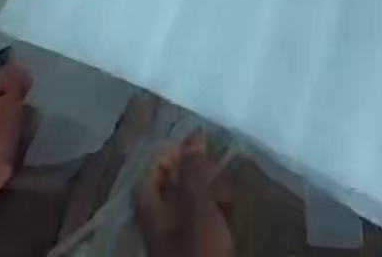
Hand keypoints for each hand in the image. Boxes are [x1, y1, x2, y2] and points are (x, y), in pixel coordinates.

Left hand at [135, 134, 234, 256]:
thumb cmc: (200, 252)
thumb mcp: (198, 208)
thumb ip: (194, 171)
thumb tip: (194, 136)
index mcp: (153, 209)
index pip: (153, 169)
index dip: (173, 150)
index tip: (200, 137)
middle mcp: (159, 221)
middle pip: (170, 183)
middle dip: (194, 165)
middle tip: (217, 157)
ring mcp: (174, 236)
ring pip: (185, 198)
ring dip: (206, 184)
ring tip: (227, 180)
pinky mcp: (191, 247)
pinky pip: (198, 216)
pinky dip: (212, 204)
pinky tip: (229, 204)